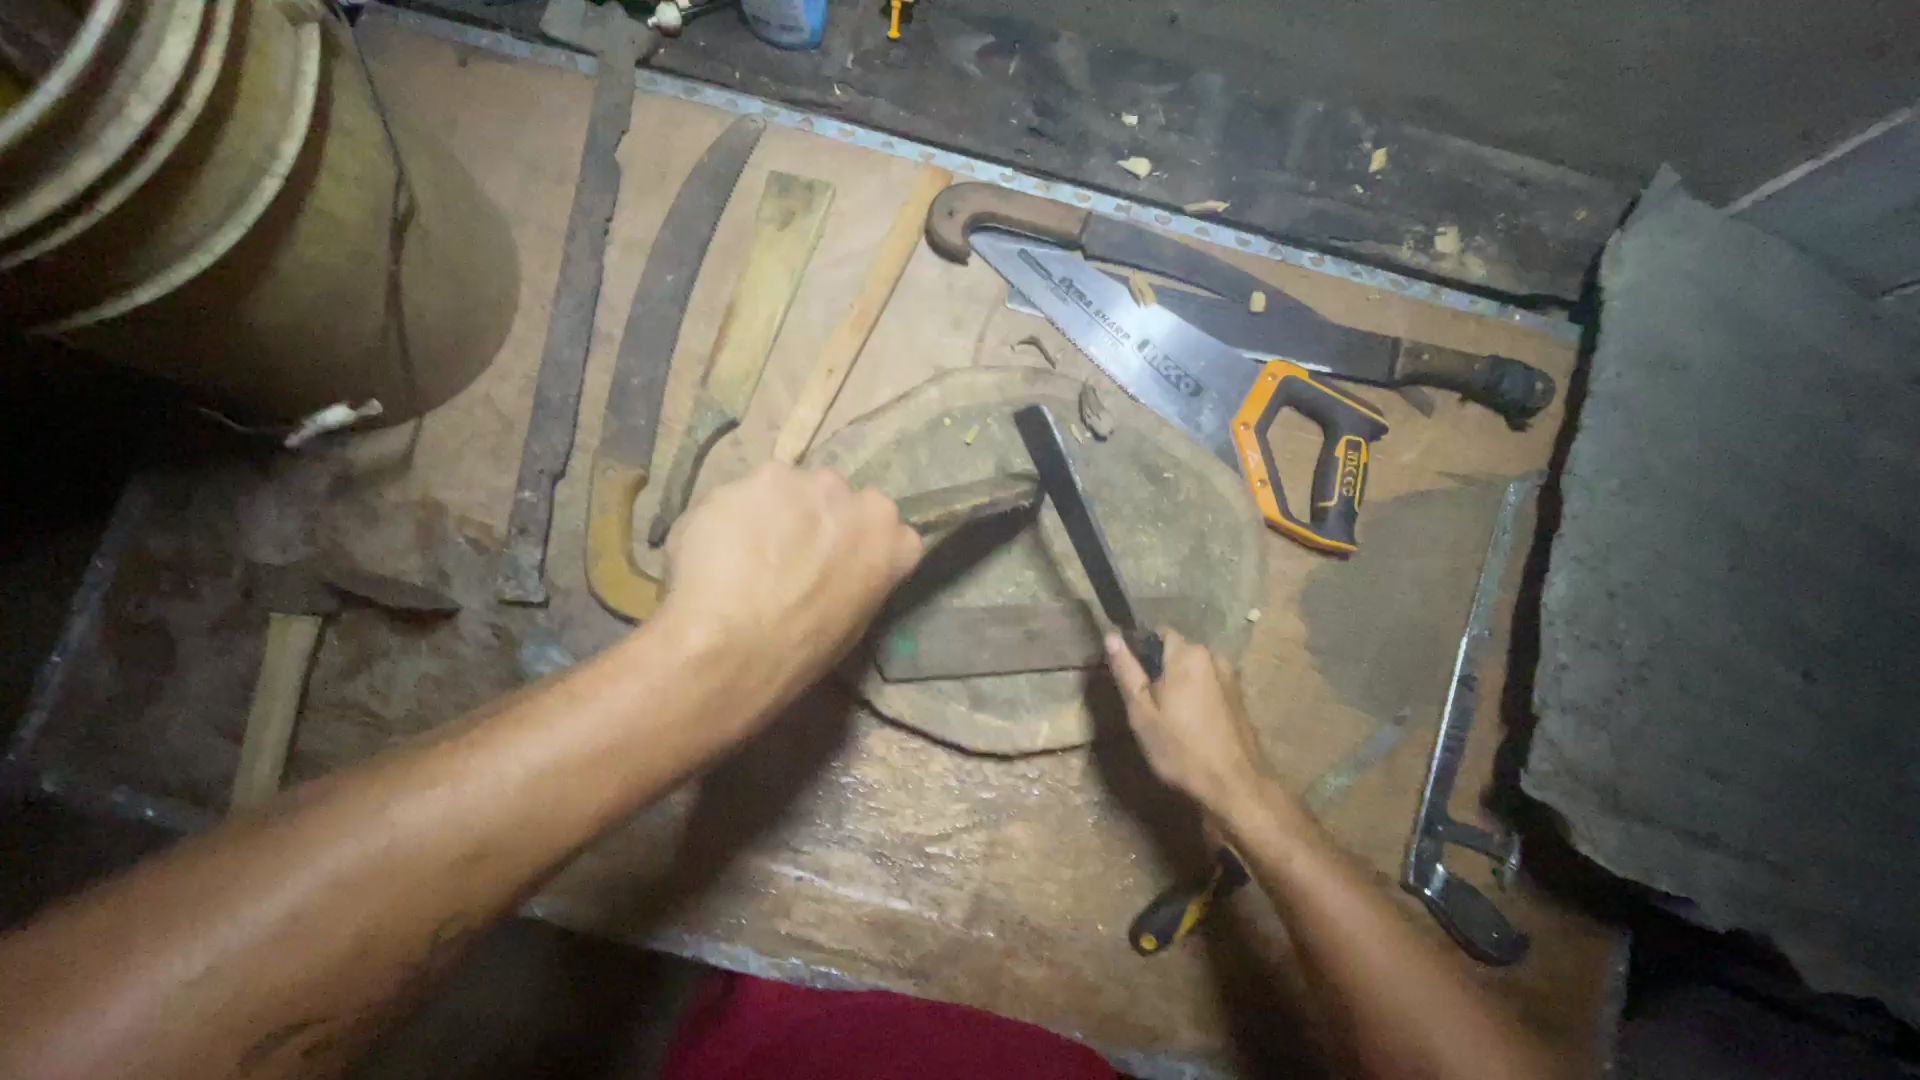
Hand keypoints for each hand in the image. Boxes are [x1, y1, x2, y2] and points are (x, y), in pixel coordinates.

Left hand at [660, 462, 922, 719]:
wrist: (734, 646)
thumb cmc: (798, 652)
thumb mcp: (852, 623)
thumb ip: (857, 578)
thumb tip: (838, 569)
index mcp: (894, 542)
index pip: (884, 526)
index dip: (851, 539)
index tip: (830, 560)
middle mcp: (864, 501)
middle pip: (836, 496)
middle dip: (815, 516)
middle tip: (787, 552)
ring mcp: (815, 484)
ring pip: (791, 487)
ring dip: (775, 508)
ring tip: (746, 549)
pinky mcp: (765, 476)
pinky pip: (748, 489)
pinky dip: (734, 510)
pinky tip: (719, 544)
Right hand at [1106, 629, 1272, 819]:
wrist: (1235, 786)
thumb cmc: (1181, 749)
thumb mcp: (1142, 712)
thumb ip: (1126, 670)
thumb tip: (1111, 636)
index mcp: (1187, 654)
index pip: (1157, 633)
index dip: (1140, 651)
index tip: (1132, 680)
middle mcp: (1213, 656)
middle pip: (1177, 652)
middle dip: (1161, 670)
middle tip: (1148, 707)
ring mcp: (1231, 677)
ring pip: (1194, 671)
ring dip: (1180, 685)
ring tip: (1171, 720)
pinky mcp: (1240, 697)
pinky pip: (1209, 686)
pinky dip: (1198, 697)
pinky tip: (1193, 726)